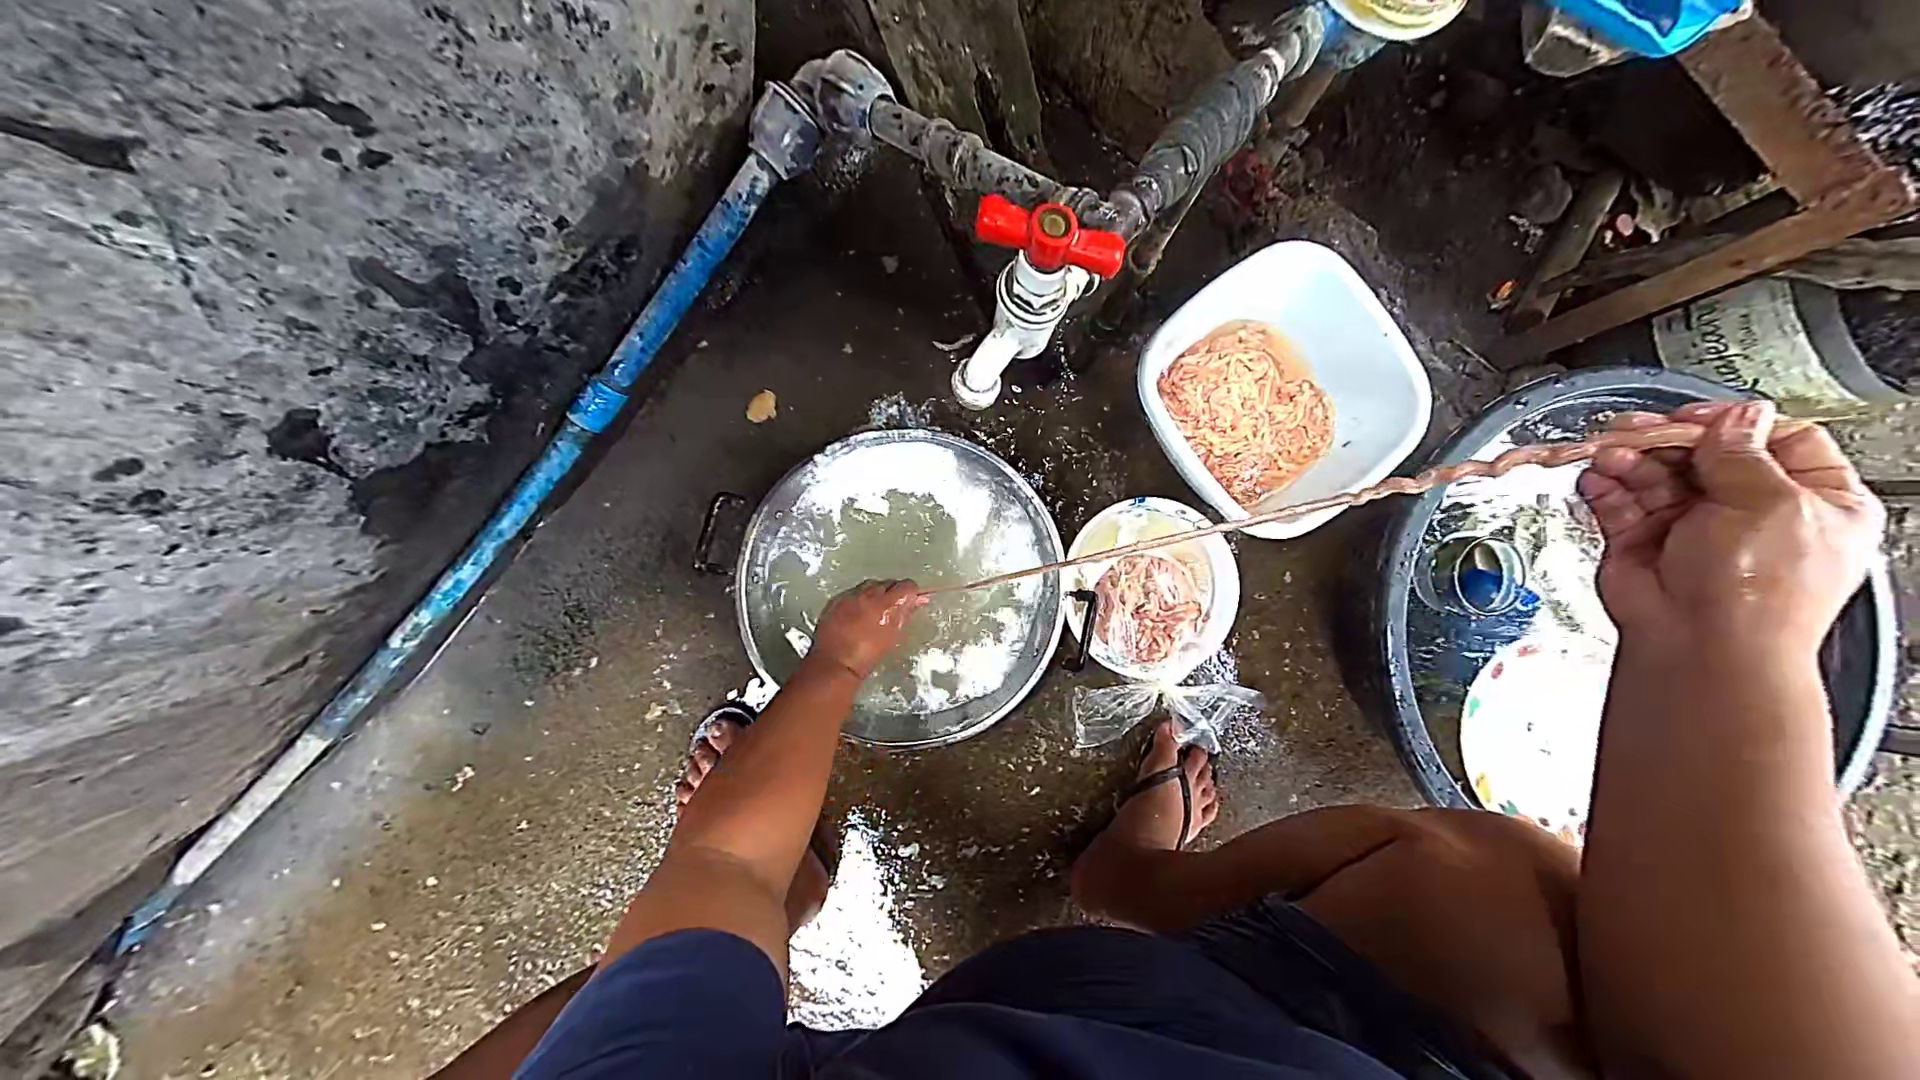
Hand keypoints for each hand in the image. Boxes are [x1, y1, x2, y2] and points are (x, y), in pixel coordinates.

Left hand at [809, 579, 927, 679]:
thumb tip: (917, 601)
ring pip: (869, 585)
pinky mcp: (836, 600)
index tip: (911, 599)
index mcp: (888, 603)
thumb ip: (906, 613)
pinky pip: (852, 592)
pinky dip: (858, 599)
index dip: (911, 592)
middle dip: (893, 591)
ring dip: (875, 593)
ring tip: (875, 609)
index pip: (907, 586)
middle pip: (887, 583)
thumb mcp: (893, 635)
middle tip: (893, 606)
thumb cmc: (867, 655)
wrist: (835, 664)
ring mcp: (851, 595)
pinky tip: (857, 612)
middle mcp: (869, 594)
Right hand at [1576, 400, 1883, 657]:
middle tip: (1636, 431)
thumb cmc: (1757, 588)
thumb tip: (1740, 416)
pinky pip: (1618, 502)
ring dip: (1630, 461)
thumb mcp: (1770, 504)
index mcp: (1808, 498)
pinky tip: (1597, 477)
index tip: (1698, 418)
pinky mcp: (1640, 538)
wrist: (1698, 638)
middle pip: (1704, 454)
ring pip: (1655, 475)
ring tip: (1610, 457)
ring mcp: (1690, 524)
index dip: (1735, 424)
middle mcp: (1748, 509)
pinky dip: (1604, 486)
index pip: (1776, 440)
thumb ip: (1745, 455)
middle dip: (1667, 441)